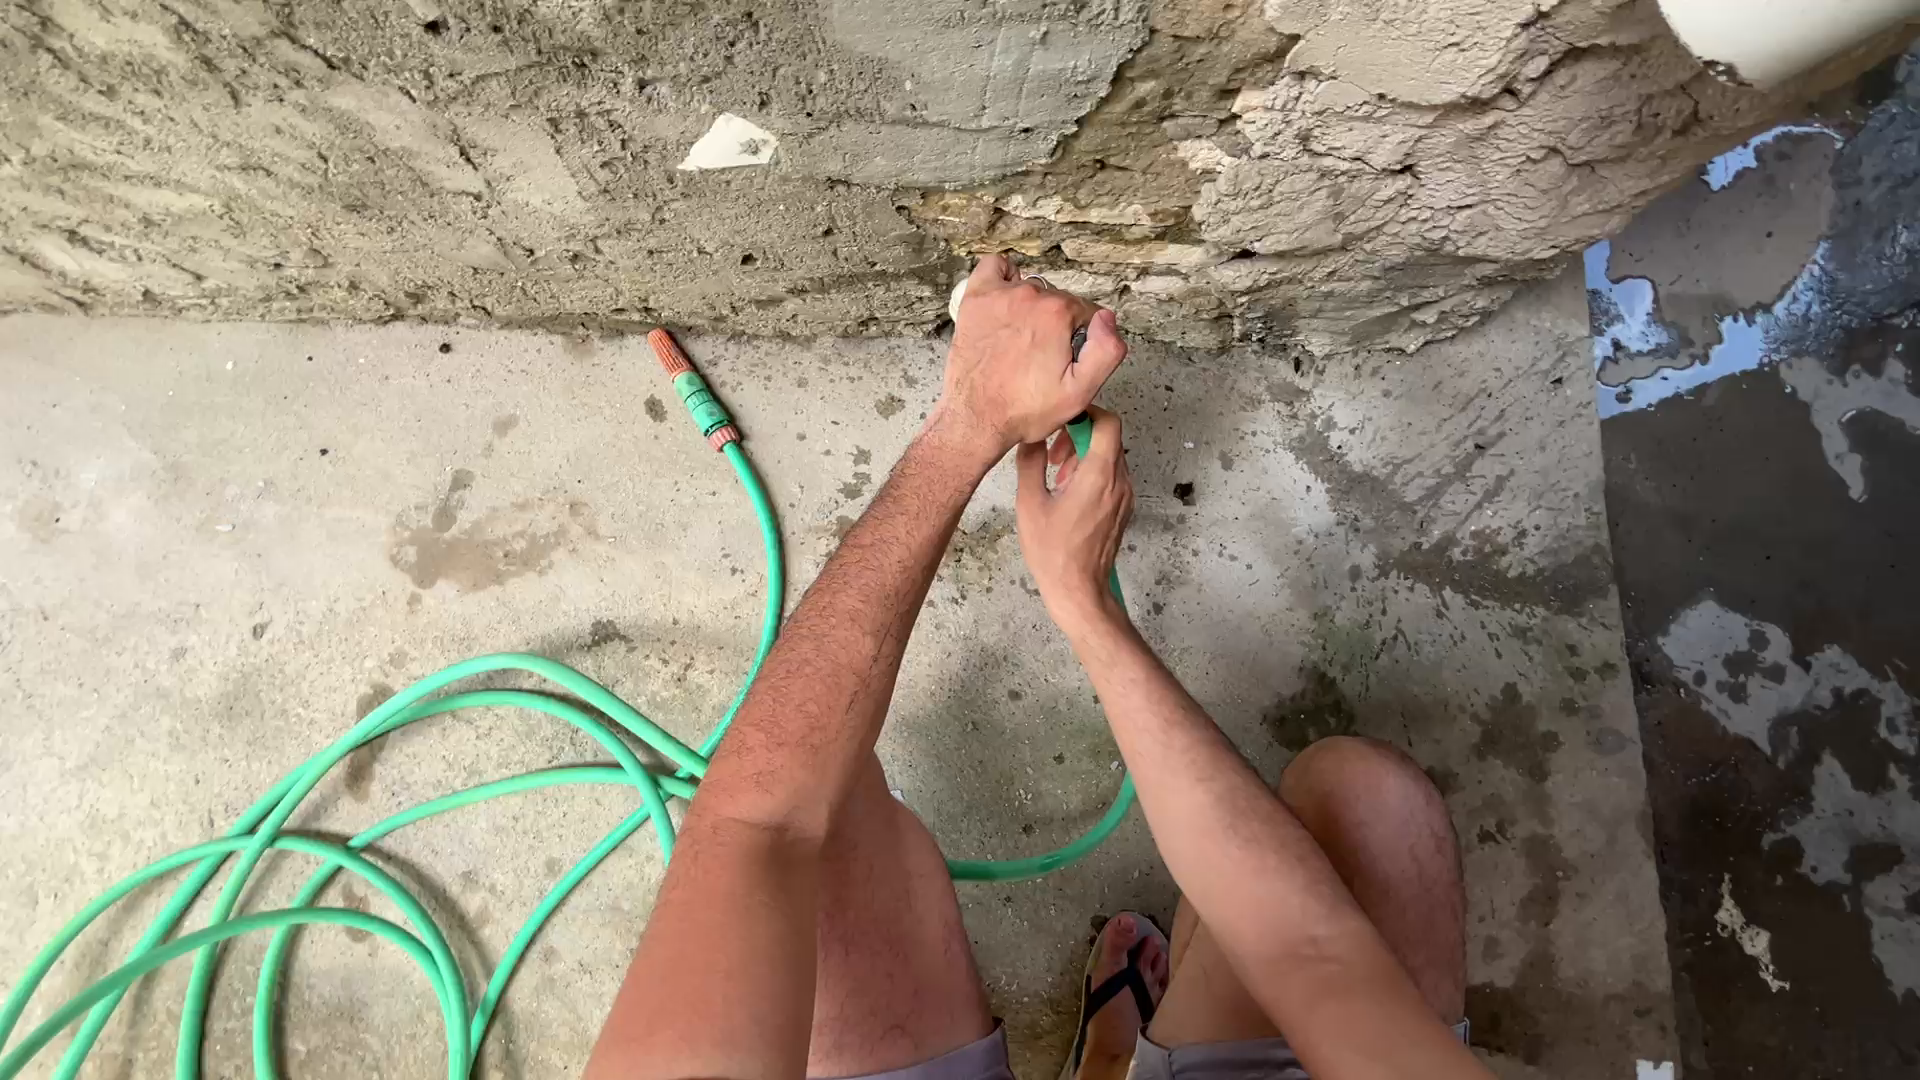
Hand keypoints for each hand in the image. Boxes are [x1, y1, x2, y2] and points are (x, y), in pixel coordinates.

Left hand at [931, 255, 1126, 459]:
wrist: (977, 419)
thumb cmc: (1023, 409)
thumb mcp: (1080, 392)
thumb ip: (1107, 351)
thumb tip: (1107, 319)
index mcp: (1058, 314)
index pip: (1086, 314)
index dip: (1081, 340)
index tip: (1066, 360)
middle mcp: (1030, 297)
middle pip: (1059, 302)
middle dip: (1056, 327)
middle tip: (1042, 359)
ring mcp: (1000, 296)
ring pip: (1031, 290)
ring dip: (1032, 310)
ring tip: (1021, 343)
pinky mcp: (976, 301)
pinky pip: (994, 268)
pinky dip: (1003, 279)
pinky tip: (1006, 301)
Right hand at [1015, 406, 1133, 630]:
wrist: (1079, 590)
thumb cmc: (1053, 552)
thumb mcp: (1030, 503)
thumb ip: (1030, 463)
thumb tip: (1030, 438)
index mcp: (1099, 475)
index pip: (1108, 422)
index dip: (1086, 413)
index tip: (1062, 422)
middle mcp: (1120, 482)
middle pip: (1108, 439)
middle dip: (1078, 438)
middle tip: (1052, 456)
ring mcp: (1125, 497)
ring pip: (1110, 458)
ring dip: (1083, 457)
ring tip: (1057, 478)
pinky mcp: (1123, 510)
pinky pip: (1112, 478)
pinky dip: (1092, 475)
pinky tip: (1068, 495)